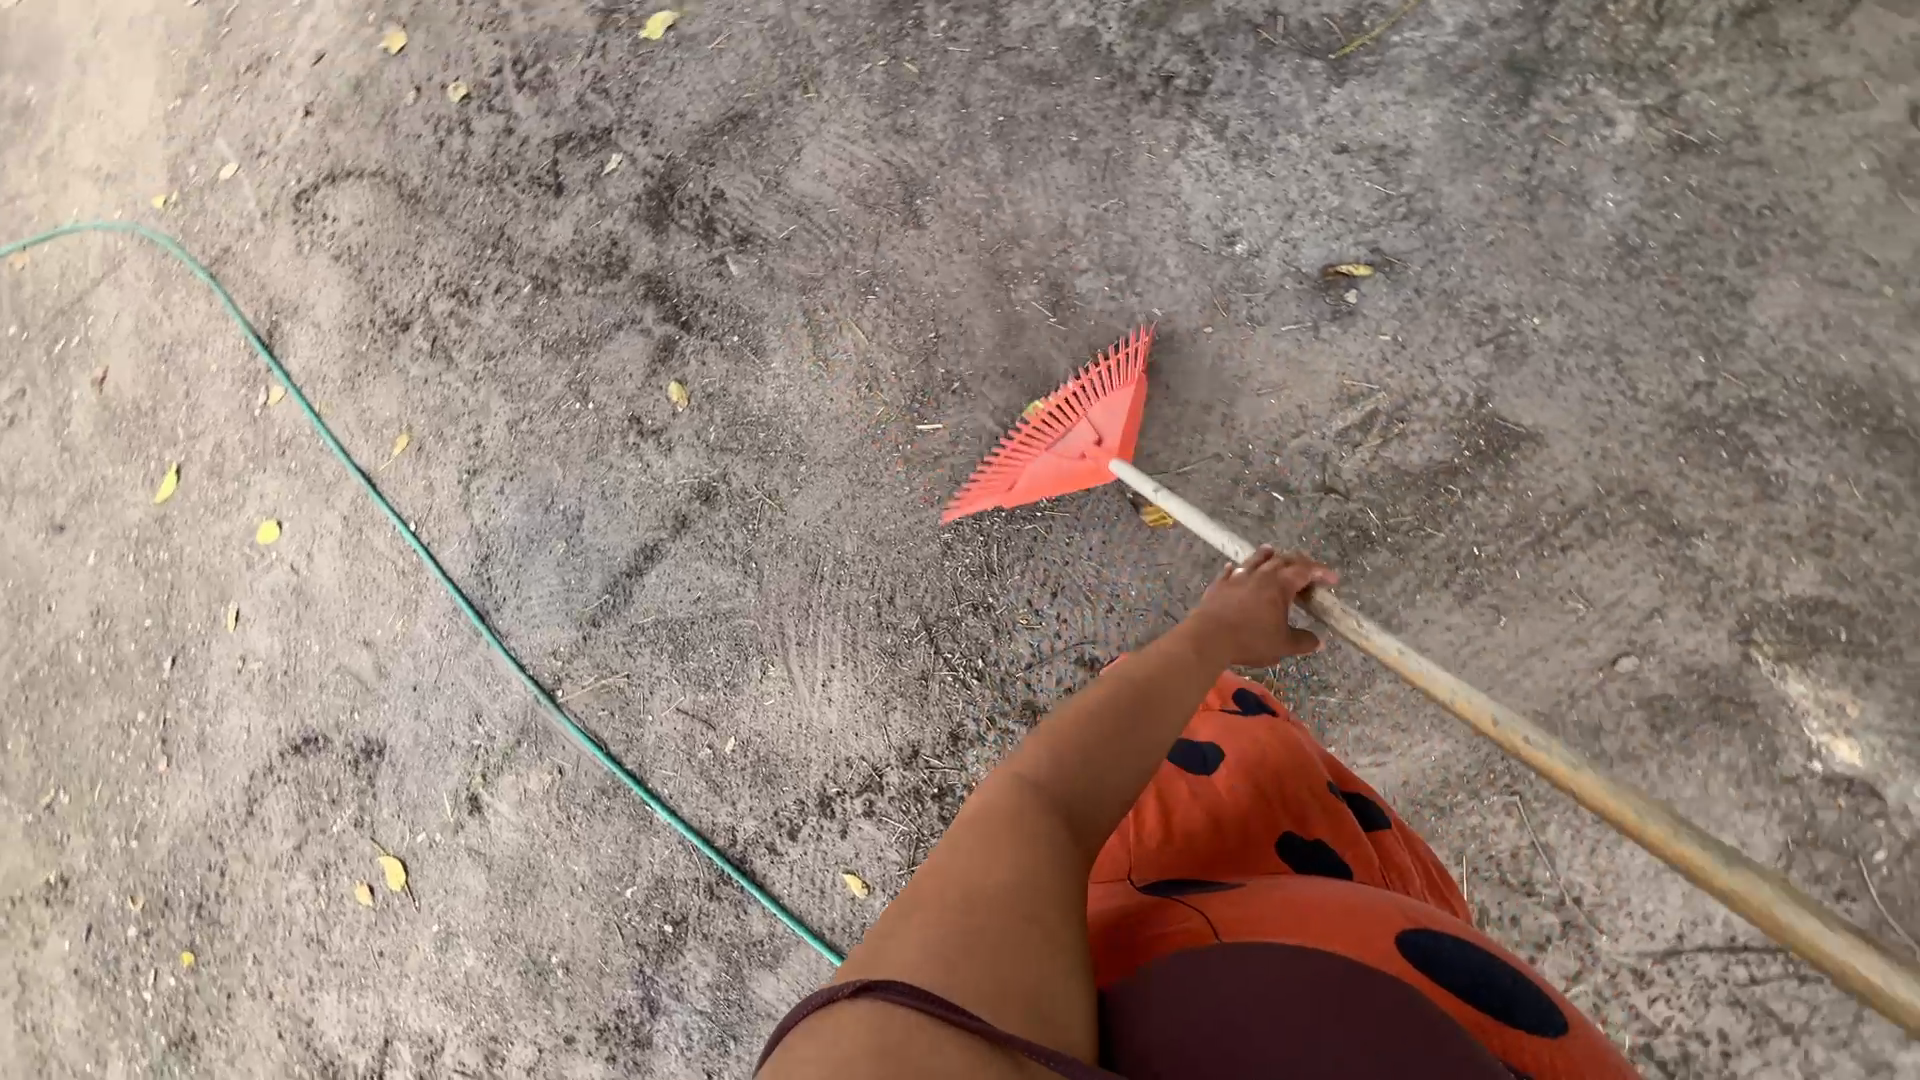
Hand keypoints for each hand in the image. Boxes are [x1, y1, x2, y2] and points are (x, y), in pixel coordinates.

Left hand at [1182, 546, 1338, 666]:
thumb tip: (1318, 641)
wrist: (1208, 638)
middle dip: (1297, 562)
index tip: (1331, 579)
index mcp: (1279, 585)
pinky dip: (1239, 568)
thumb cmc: (1250, 640)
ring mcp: (1236, 577)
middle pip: (1281, 560)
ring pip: (1255, 559)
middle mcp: (1259, 575)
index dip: (1320, 572)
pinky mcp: (1218, 584)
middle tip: (1306, 568)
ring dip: (1267, 555)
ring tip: (1272, 551)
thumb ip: (1302, 641)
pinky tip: (1236, 568)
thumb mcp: (1283, 645)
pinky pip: (1231, 570)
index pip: (1305, 570)